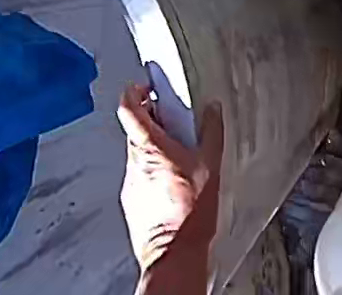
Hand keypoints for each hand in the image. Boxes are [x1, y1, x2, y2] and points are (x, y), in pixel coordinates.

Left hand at [118, 82, 223, 284]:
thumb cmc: (190, 212)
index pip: (128, 109)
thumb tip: (212, 109)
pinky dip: (150, 169)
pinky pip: (138, 174)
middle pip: (135, 129)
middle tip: (172, 119)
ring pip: (137, 153)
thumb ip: (211, 130)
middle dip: (152, 120)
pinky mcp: (131, 202)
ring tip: (177, 152)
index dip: (134, 92)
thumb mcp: (211, 163)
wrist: (175, 255)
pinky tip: (171, 179)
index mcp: (150, 147)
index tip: (144, 87)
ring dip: (152, 146)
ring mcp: (130, 183)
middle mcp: (134, 162)